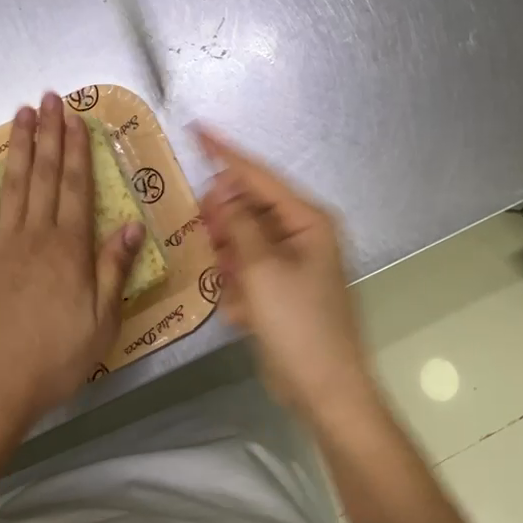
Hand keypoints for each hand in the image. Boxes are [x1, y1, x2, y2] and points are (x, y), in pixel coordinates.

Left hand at [0, 93, 147, 423]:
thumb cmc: (56, 357)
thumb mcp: (102, 321)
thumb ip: (113, 268)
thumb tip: (130, 224)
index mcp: (71, 248)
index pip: (76, 186)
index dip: (77, 149)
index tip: (76, 117)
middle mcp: (37, 234)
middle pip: (46, 174)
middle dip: (50, 133)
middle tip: (50, 98)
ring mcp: (2, 242)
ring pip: (15, 182)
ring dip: (20, 144)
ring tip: (24, 111)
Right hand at [195, 125, 373, 416]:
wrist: (325, 393)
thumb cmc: (298, 326)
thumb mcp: (262, 270)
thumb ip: (239, 222)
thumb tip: (224, 185)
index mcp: (307, 220)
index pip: (258, 175)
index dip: (224, 154)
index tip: (197, 129)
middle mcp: (302, 234)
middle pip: (248, 208)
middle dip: (225, 224)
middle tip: (209, 240)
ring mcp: (292, 262)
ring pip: (243, 241)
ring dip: (230, 262)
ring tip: (230, 286)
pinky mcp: (281, 289)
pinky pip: (247, 271)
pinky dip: (239, 288)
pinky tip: (242, 313)